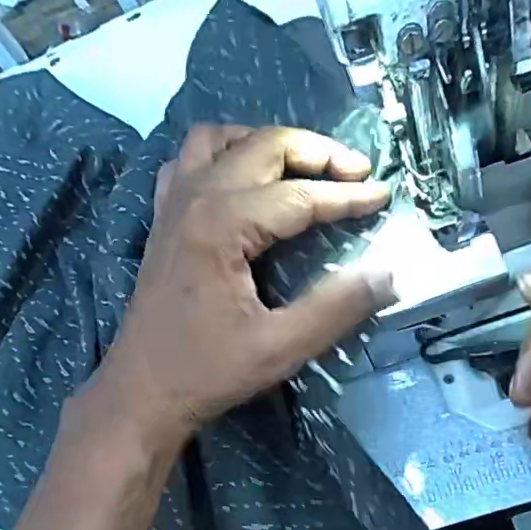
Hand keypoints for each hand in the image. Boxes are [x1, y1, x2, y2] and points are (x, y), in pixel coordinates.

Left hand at [82, 126, 394, 455]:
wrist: (143, 390)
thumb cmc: (211, 370)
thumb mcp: (283, 347)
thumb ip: (337, 308)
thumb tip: (387, 274)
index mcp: (222, 225)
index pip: (299, 194)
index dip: (348, 195)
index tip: (385, 196)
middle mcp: (195, 198)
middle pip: (263, 147)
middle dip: (318, 152)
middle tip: (359, 172)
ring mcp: (173, 202)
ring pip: (223, 139)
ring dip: (270, 143)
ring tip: (308, 166)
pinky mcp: (165, 217)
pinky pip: (193, 160)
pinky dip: (228, 154)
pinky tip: (248, 179)